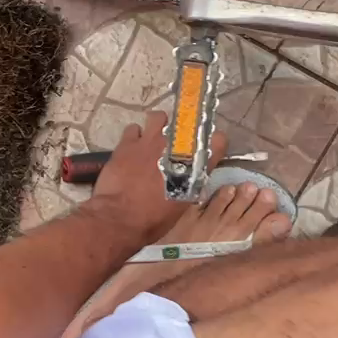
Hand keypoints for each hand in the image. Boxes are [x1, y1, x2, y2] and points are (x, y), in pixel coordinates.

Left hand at [84, 110, 226, 242]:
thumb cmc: (153, 220)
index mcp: (194, 167)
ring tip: (150, 141)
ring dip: (156, 127)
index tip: (203, 148)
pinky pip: (134, 129)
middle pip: (187, 124)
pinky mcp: (128, 142)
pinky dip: (133, 137)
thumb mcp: (180, 206)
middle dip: (180, 134)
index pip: (217, 141)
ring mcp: (152, 141)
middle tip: (171, 146)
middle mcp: (177, 148)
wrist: (120, 218)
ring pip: (158, 117)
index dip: (212, 142)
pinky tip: (130, 149)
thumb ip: (187, 186)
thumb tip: (186, 180)